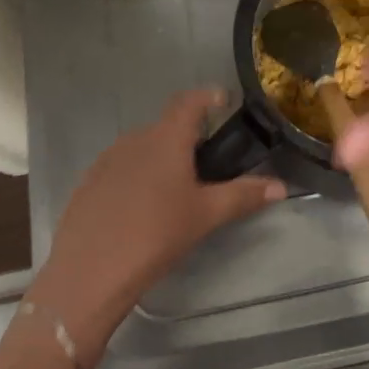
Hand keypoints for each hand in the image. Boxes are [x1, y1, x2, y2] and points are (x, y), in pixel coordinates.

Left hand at [26, 91, 281, 364]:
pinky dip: (137, 177)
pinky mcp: (88, 184)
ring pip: (141, 149)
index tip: (224, 101)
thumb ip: (243, 196)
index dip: (208, 96)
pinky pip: (120, 169)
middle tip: (207, 163)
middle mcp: (134, 140)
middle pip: (166, 127)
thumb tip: (281, 186)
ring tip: (176, 189)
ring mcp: (106, 161)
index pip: (189, 102)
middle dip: (187, 138)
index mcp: (165, 138)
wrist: (90, 272)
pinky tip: (142, 209)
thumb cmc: (156, 234)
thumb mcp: (206, 215)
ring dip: (160, 158)